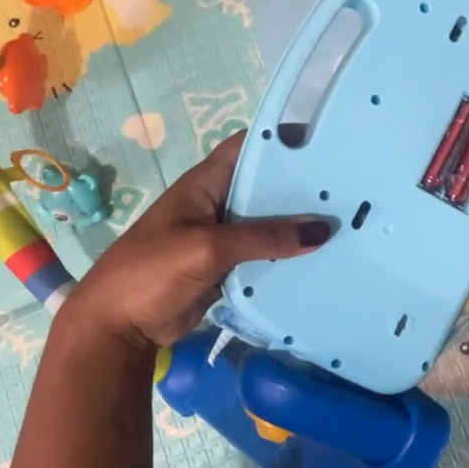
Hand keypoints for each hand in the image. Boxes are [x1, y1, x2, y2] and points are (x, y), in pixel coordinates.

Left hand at [66, 132, 332, 348]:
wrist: (117, 326)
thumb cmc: (151, 271)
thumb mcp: (207, 247)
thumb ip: (264, 237)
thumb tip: (322, 230)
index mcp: (205, 183)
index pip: (249, 148)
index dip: (283, 140)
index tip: (327, 141)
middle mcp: (217, 203)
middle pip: (265, 187)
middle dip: (302, 185)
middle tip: (351, 186)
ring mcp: (222, 237)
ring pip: (268, 224)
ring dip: (298, 225)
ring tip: (349, 220)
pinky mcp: (227, 268)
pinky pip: (264, 256)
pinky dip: (288, 257)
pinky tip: (323, 257)